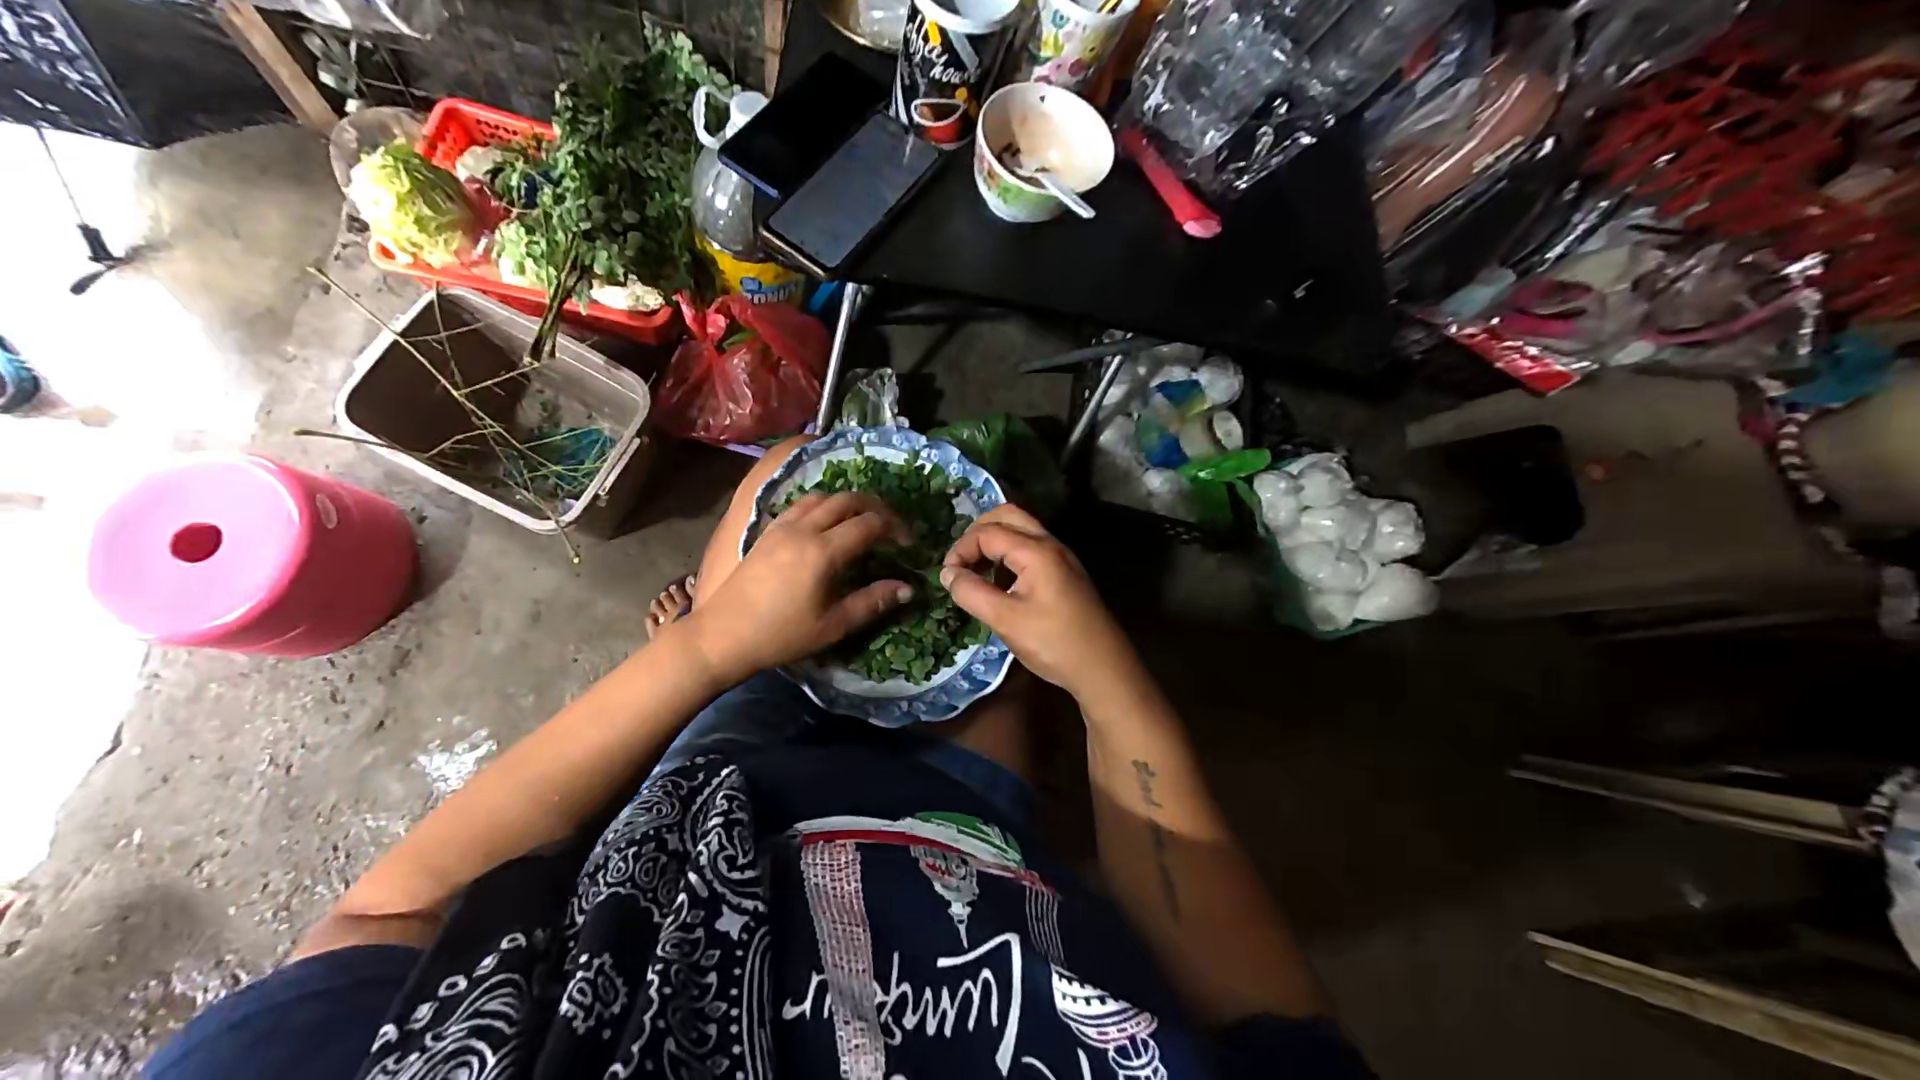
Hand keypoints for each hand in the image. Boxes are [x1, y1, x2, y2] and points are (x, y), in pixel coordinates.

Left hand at [681, 492, 913, 684]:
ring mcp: (782, 527)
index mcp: (822, 552)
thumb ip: (872, 602)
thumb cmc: (781, 636)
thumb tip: (908, 587)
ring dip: (848, 503)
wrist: (723, 636)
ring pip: (822, 497)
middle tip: (891, 527)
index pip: (869, 523)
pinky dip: (822, 506)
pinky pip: (800, 505)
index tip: (907, 545)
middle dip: (876, 508)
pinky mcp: (767, 532)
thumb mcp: (833, 625)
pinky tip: (826, 525)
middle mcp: (803, 529)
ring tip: (861, 522)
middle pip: (848, 500)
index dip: (895, 528)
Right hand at [941, 505, 1140, 701]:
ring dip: (994, 541)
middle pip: (1008, 516)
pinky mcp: (1065, 573)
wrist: (1103, 668)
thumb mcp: (1005, 620)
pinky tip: (1001, 582)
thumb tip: (948, 574)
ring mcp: (1061, 558)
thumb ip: (972, 593)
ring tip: (977, 572)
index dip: (961, 549)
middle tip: (962, 561)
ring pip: (1021, 530)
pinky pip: (1032, 548)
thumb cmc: (1053, 643)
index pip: (988, 532)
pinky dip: (1009, 553)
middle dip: (978, 532)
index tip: (947, 576)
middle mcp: (1051, 545)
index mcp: (1036, 551)